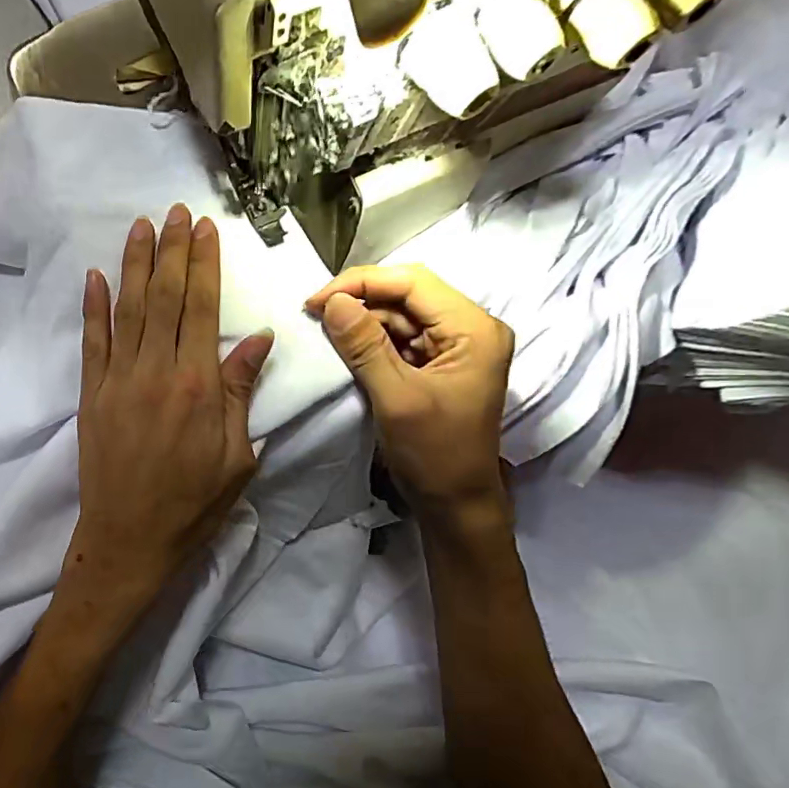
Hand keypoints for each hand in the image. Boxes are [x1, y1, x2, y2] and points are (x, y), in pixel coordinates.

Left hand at [70, 204, 274, 598]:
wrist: (128, 540)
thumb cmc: (192, 506)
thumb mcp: (235, 458)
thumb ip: (240, 394)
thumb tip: (256, 340)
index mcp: (197, 387)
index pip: (200, 309)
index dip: (203, 265)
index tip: (205, 229)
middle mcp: (155, 373)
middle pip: (163, 298)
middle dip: (171, 251)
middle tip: (177, 211)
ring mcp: (116, 383)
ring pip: (127, 311)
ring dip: (134, 265)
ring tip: (141, 226)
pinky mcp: (90, 398)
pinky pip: (91, 344)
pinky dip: (93, 308)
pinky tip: (94, 276)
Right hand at [305, 264, 514, 516]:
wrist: (455, 504)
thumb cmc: (434, 455)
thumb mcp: (396, 398)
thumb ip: (364, 346)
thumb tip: (332, 302)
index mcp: (474, 330)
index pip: (414, 283)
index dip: (363, 283)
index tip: (317, 300)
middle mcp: (471, 329)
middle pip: (409, 295)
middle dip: (360, 300)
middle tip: (314, 312)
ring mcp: (456, 347)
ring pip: (402, 316)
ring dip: (363, 320)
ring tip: (323, 328)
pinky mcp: (440, 365)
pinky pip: (402, 339)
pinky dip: (372, 340)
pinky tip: (344, 344)